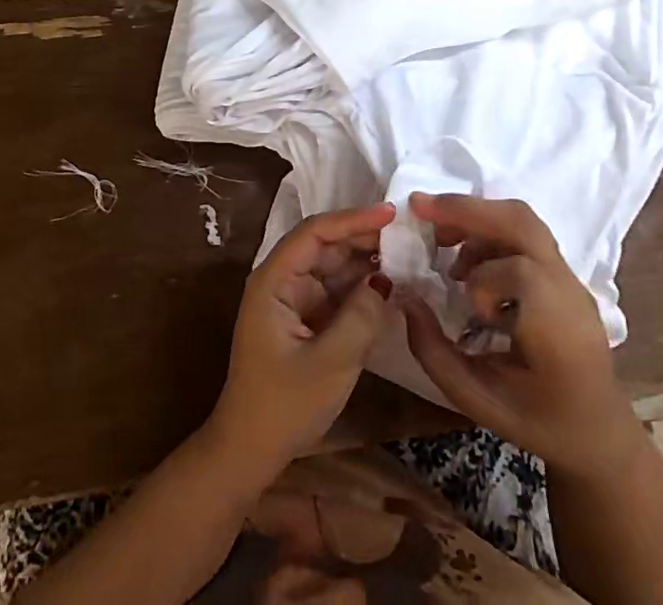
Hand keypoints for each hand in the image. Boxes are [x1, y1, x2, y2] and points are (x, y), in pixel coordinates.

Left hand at [210, 203, 396, 468]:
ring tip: (409, 256)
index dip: (352, 219)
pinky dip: (363, 287)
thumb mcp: (331, 362)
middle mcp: (282, 282)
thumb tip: (386, 282)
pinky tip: (393, 285)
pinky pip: (337, 291)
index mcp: (273, 281)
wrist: (252, 448)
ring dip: (367, 262)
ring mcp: (294, 300)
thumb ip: (361, 316)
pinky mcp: (307, 319)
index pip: (314, 234)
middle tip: (410, 236)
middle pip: (325, 245)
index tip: (392, 214)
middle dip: (364, 238)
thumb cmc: (284, 404)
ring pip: (334, 267)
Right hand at [400, 193, 636, 476]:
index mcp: (558, 331)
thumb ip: (433, 350)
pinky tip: (467, 262)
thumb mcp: (476, 399)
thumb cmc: (538, 422)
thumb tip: (403, 296)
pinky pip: (526, 236)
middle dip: (467, 210)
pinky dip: (488, 231)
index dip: (484, 278)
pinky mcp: (564, 276)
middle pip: (523, 224)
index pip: (524, 273)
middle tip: (421, 210)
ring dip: (476, 218)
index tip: (462, 301)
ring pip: (524, 222)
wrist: (599, 431)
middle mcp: (570, 293)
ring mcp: (572, 280)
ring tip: (441, 241)